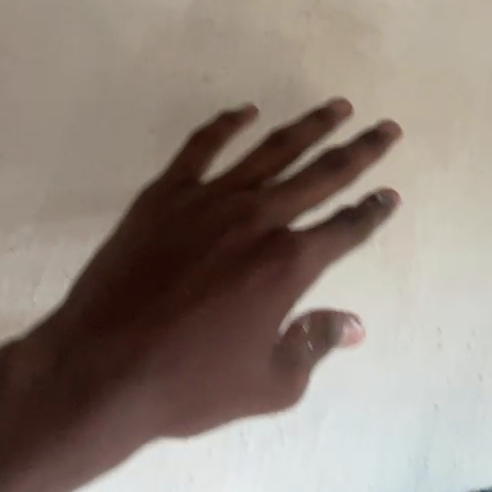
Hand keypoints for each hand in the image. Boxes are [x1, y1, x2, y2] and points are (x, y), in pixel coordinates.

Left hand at [25, 98, 401, 443]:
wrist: (100, 369)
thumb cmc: (188, 384)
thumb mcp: (268, 385)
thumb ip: (314, 345)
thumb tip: (354, 323)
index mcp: (288, 264)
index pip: (346, 229)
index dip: (374, 212)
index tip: (391, 195)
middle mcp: (260, 219)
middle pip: (323, 175)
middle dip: (361, 151)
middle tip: (387, 128)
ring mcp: (211, 199)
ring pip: (272, 150)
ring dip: (310, 126)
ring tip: (337, 106)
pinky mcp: (167, 193)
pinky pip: (203, 147)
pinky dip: (227, 123)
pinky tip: (245, 110)